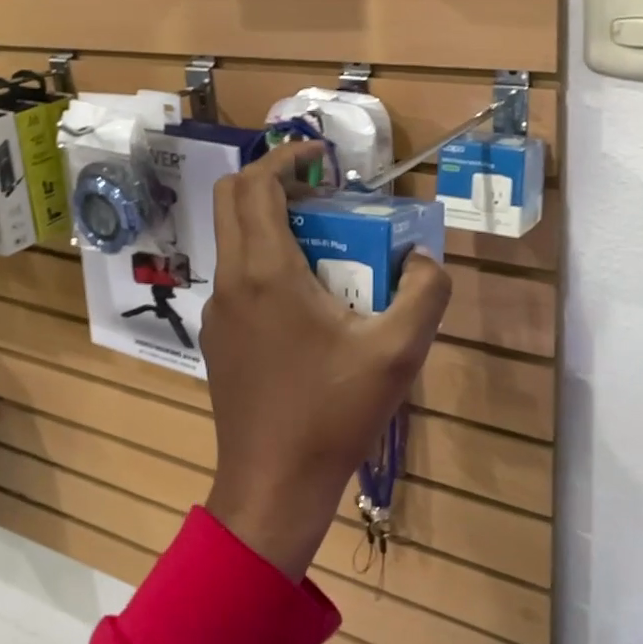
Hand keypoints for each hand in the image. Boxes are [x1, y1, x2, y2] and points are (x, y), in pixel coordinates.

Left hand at [201, 141, 451, 581]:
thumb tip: (422, 259)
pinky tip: (308, 302)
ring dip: (271, 223)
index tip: (322, 158)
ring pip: (233, 239)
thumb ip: (425, 292)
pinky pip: (236, 276)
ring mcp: (217, 311)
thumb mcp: (398, 353)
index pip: (256, 184)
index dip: (286, 157)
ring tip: (326, 247)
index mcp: (265, 271)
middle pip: (233, 200)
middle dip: (273, 182)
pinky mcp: (217, 338)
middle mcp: (231, 280)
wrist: (272, 486)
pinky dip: (265, 260)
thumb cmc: (332, 414)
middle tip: (322, 195)